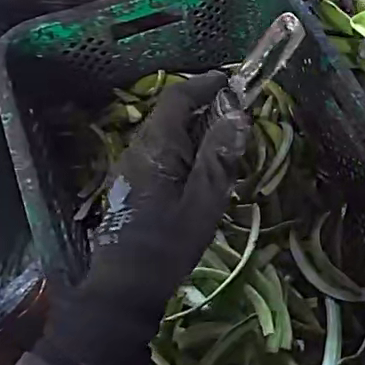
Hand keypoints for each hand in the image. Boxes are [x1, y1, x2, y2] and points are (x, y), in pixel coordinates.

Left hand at [39, 73, 250, 364]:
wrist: (125, 285)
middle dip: (203, 102)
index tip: (231, 79)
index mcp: (157, 145)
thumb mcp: (203, 200)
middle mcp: (139, 147)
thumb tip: (239, 113)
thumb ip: (220, 156)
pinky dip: (185, 143)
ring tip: (225, 134)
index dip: (204, 83)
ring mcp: (132, 164)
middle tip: (236, 108)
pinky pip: (161, 149)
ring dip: (194, 124)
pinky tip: (201, 163)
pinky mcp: (133, 181)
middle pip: (170, 111)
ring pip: (165, 130)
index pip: (178, 97)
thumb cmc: (168, 242)